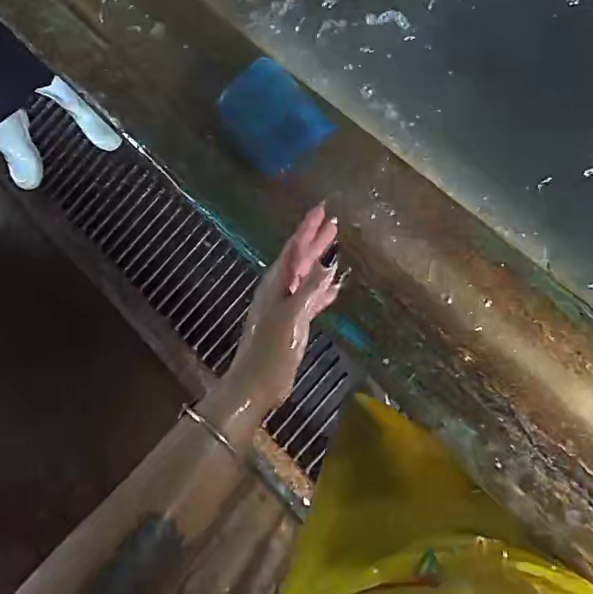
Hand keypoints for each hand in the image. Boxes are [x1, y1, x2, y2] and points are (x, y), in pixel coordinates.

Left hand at [219, 204, 341, 415]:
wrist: (256, 383)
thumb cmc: (270, 349)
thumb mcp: (292, 316)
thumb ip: (310, 289)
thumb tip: (328, 261)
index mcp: (274, 284)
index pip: (293, 248)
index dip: (307, 229)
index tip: (322, 210)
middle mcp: (279, 290)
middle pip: (300, 258)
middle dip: (315, 240)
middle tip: (333, 222)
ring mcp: (286, 307)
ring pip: (306, 277)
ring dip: (320, 262)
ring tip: (336, 246)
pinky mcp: (293, 324)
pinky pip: (311, 299)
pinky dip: (323, 290)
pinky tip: (336, 287)